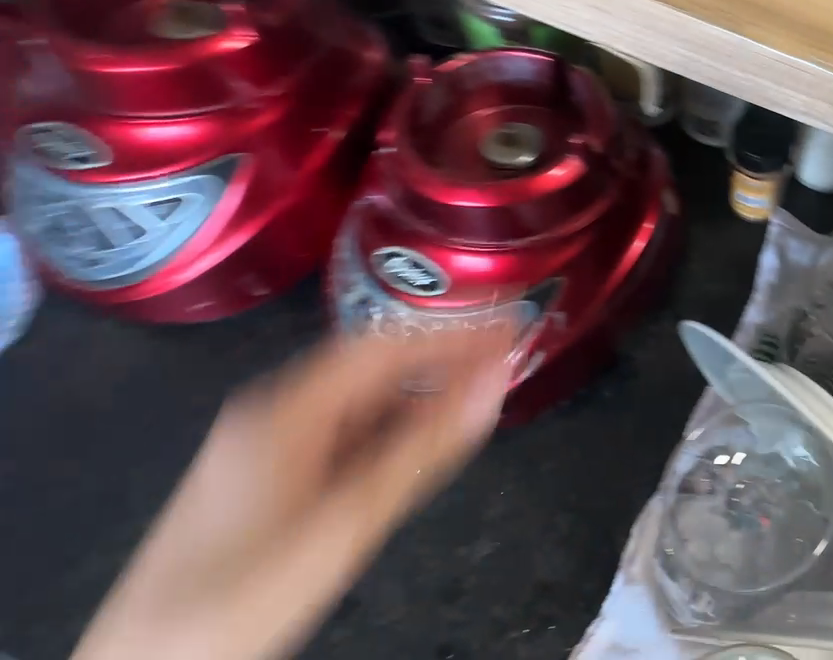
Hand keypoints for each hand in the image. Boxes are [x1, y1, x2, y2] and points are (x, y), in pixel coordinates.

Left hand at [72, 326, 517, 659]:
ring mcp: (272, 444)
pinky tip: (431, 427)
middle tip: (508, 346)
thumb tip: (495, 385)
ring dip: (427, 384)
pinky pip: (353, 426)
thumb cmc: (237, 595)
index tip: (511, 322)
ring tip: (484, 379)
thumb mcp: (345, 520)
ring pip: (365, 396)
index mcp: (285, 409)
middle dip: (447, 351)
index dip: (455, 328)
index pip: (388, 343)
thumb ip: (426, 448)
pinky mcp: (276, 475)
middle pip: (376, 362)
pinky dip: (402, 417)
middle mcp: (276, 413)